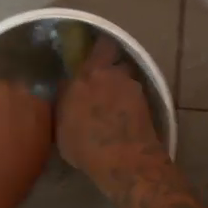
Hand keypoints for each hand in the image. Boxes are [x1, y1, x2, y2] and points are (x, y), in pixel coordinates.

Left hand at [0, 80, 53, 197]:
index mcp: (42, 107)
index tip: (19, 127)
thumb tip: (30, 130)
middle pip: (14, 93)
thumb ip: (39, 134)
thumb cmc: (15, 175)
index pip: (37, 102)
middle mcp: (21, 90)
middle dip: (8, 106)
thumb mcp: (39, 155)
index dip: (26, 114)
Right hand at [57, 37, 165, 183]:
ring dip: (119, 82)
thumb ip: (64, 100)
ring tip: (114, 99)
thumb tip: (65, 88)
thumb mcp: (61, 126)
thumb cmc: (85, 145)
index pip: (96, 46)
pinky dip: (129, 100)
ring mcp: (131, 86)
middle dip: (108, 59)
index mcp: (86, 75)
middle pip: (112, 54)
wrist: (124, 160)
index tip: (88, 53)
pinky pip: (134, 93)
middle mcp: (109, 73)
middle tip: (101, 74)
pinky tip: (124, 114)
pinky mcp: (146, 101)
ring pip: (125, 75)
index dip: (94, 48)